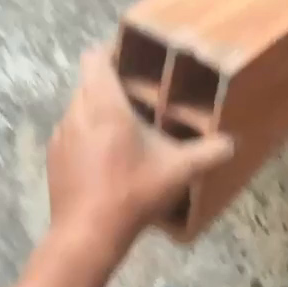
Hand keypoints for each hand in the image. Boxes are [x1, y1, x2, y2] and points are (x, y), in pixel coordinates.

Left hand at [46, 47, 232, 259]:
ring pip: (80, 108)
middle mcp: (76, 113)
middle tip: (143, 95)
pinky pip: (73, 133)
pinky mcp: (54, 159)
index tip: (134, 58)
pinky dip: (90, 135)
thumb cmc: (133, 192)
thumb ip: (210, 152)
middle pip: (90, 82)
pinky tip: (110, 158)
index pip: (94, 57)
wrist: (87, 235)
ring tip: (129, 128)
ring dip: (101, 111)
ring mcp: (61, 136)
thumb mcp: (180, 170)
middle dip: (113, 83)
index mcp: (103, 105)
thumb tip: (233, 143)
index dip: (111, 50)